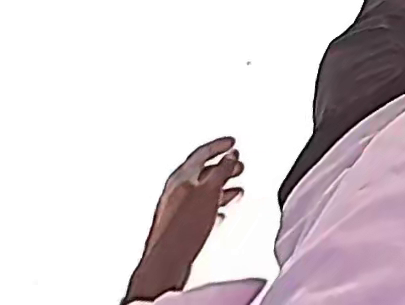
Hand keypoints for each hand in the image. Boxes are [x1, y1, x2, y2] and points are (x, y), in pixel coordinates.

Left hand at [124, 138, 244, 302]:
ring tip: (236, 189)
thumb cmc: (184, 226)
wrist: (166, 263)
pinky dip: (214, 205)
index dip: (219, 145)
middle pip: (204, 171)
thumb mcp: (210, 190)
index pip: (203, 152)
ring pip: (203, 191)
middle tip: (238, 165)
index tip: (232, 142)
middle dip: (224, 167)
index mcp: (182, 176)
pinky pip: (200, 209)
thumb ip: (222, 170)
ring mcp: (176, 208)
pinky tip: (221, 212)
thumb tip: (231, 155)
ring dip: (222, 188)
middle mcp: (177, 189)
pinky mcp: (179, 227)